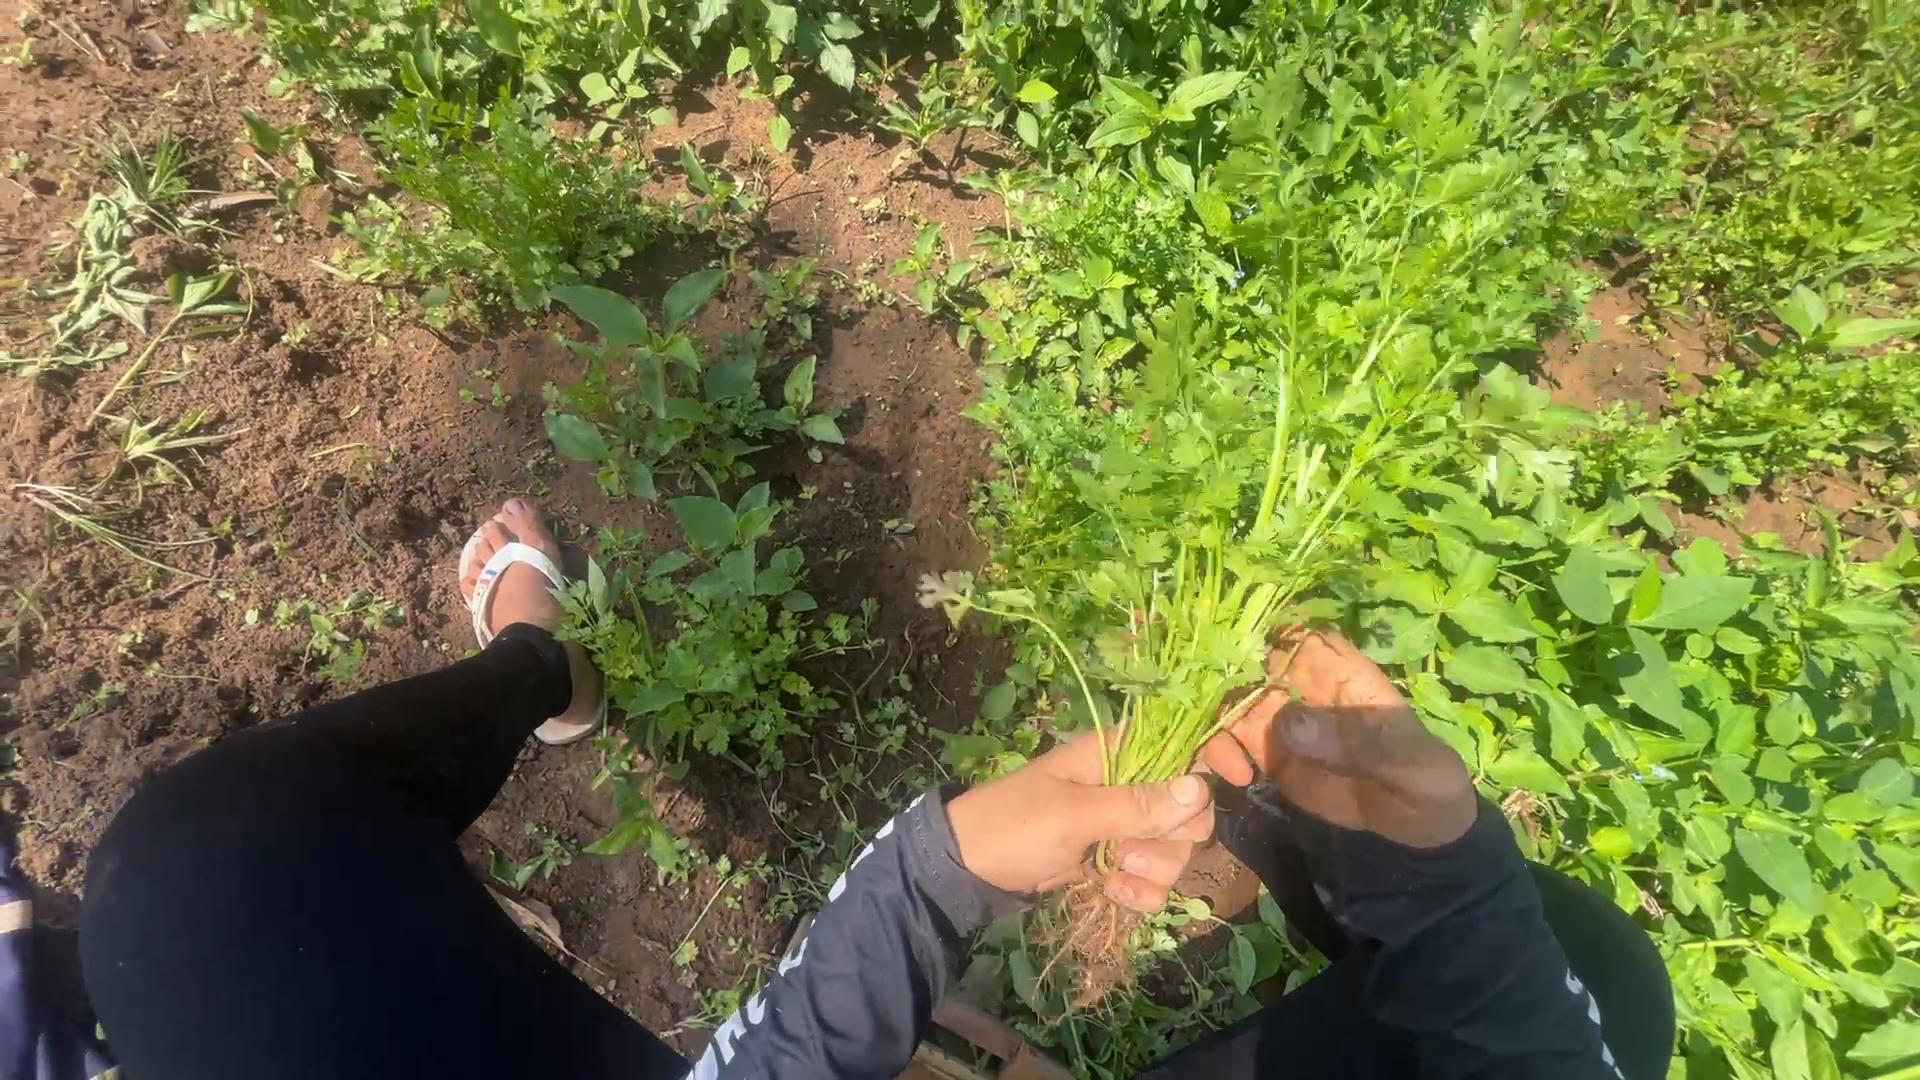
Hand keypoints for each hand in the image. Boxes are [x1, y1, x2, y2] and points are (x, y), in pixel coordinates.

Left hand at [946, 733, 1213, 912]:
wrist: (973, 868)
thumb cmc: (1015, 823)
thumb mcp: (1073, 813)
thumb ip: (1135, 805)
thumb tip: (1199, 789)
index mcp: (1115, 752)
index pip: (1179, 737)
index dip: (1213, 750)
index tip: (1240, 777)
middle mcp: (1127, 782)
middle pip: (1188, 805)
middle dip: (1171, 835)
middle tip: (1129, 847)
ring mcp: (1123, 822)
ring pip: (1176, 845)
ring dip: (1154, 867)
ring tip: (1112, 871)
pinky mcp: (1117, 857)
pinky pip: (1155, 875)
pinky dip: (1141, 889)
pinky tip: (1112, 891)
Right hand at [1198, 631, 1476, 847]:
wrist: (1417, 828)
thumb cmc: (1424, 780)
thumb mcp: (1408, 763)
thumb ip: (1354, 743)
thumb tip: (1288, 723)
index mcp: (1337, 669)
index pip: (1292, 632)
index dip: (1261, 635)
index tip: (1242, 657)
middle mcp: (1297, 683)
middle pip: (1244, 660)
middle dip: (1221, 678)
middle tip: (1226, 718)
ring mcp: (1275, 715)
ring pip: (1225, 698)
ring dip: (1215, 721)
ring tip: (1234, 763)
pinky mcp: (1261, 749)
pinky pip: (1222, 737)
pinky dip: (1216, 750)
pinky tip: (1239, 776)